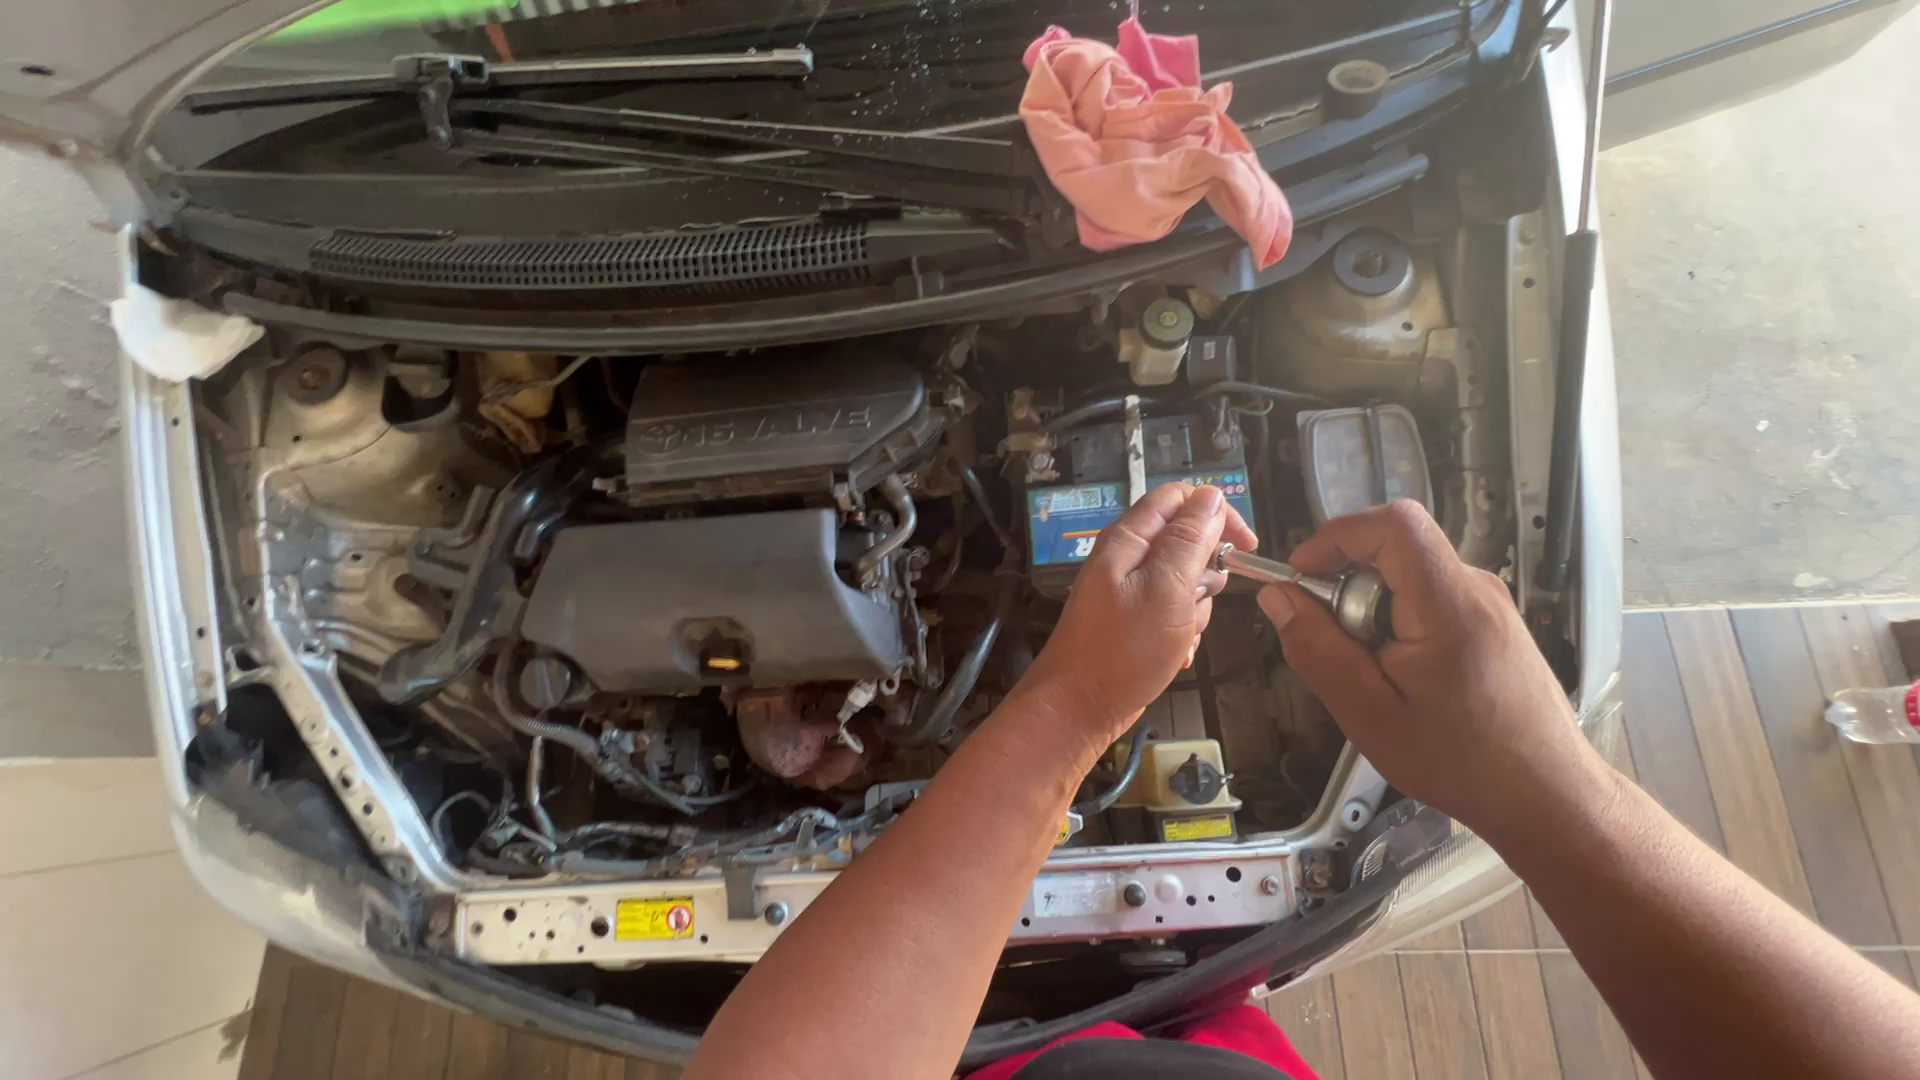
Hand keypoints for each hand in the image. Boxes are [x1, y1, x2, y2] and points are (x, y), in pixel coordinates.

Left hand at [1018, 483, 1256, 752]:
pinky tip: (1176, 653)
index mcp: (1129, 538)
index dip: (1217, 513)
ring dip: (1196, 611)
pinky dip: (1183, 632)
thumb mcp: (1167, 588)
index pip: (1178, 498)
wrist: (1081, 706)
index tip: (1246, 546)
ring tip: (1180, 634)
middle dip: (1206, 574)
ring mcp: (1131, 590)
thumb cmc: (1124, 647)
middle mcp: (1128, 557)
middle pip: (1188, 542)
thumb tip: (1212, 496)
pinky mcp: (1136, 620)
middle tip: (1196, 601)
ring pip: (1187, 582)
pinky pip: (1175, 613)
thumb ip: (1190, 539)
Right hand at [1256, 501, 1600, 837]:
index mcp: (1449, 604)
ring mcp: (1488, 602)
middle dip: (1346, 580)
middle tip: (1335, 641)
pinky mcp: (1490, 620)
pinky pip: (1424, 593)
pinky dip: (1392, 616)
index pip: (1394, 523)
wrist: (1549, 797)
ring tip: (1368, 666)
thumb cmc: (1458, 760)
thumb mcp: (1367, 713)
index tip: (1304, 578)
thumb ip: (1316, 648)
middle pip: (1394, 546)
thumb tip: (1276, 596)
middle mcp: (1475, 588)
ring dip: (1367, 604)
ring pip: (1406, 571)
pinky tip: (1396, 669)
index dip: (1337, 535)